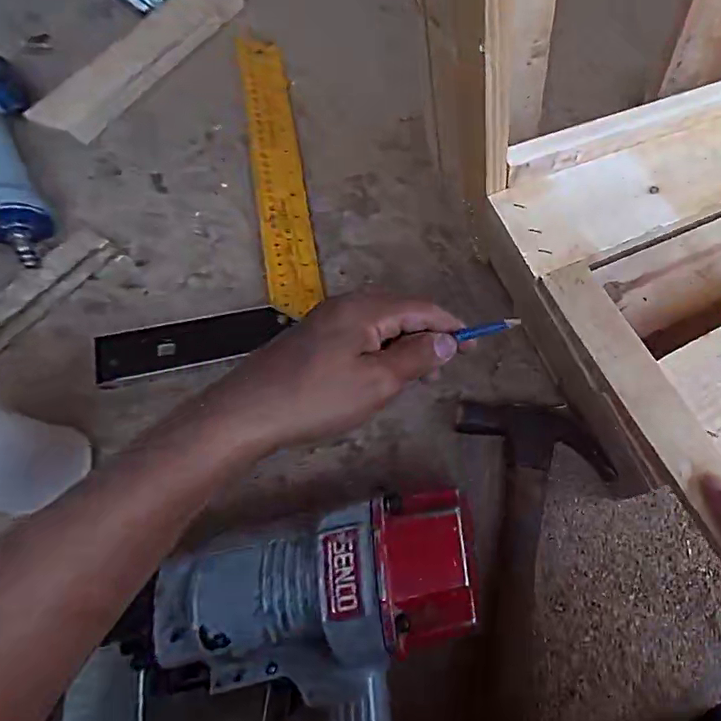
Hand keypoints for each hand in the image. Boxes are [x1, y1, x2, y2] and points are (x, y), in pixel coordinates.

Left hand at [178, 294, 463, 458]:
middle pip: (403, 312)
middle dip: (430, 336)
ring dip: (407, 346)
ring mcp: (327, 320)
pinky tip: (383, 375)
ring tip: (418, 376)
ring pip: (383, 325)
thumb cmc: (317, 398)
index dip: (453, 326)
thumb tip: (447, 340)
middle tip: (445, 368)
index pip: (423, 309)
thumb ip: (417, 358)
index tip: (475, 345)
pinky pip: (363, 335)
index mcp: (366, 310)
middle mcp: (347, 305)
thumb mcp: (378, 382)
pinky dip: (383, 350)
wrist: (245, 414)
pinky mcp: (314, 338)